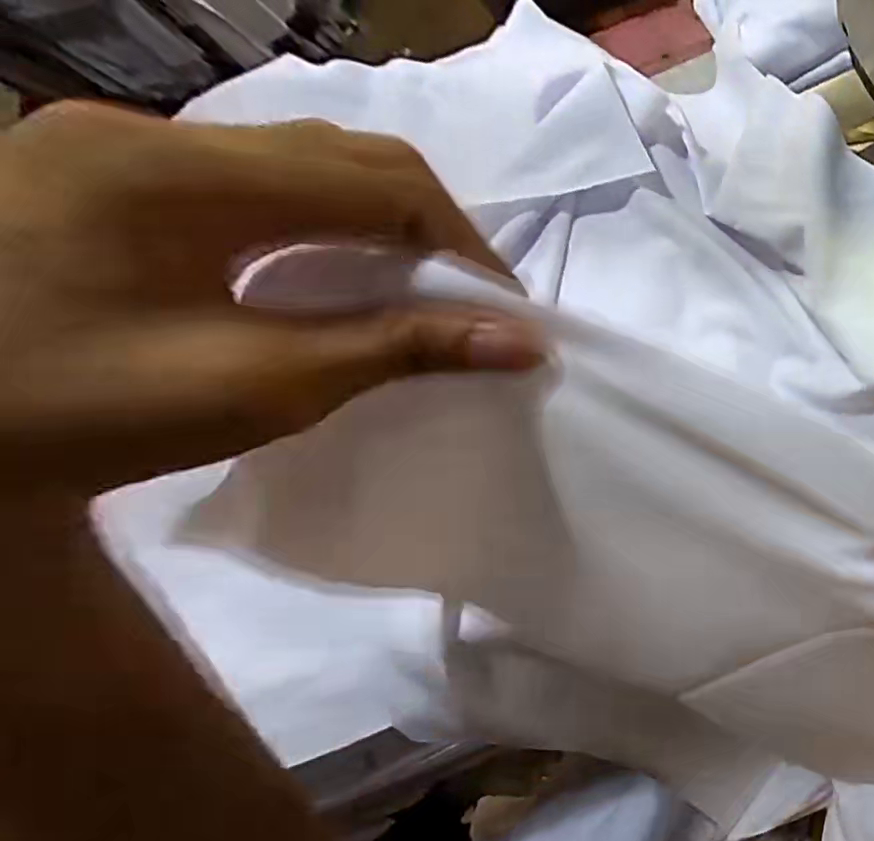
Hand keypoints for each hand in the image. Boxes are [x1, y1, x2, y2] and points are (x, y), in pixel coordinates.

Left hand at [0, 102, 542, 504]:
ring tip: (423, 295)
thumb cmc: (86, 409)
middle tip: (473, 306)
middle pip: (351, 155)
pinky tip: (345, 279)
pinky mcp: (117, 176)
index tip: (504, 316)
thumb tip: (525, 343)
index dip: (465, 246)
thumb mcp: (265, 383)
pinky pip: (267, 182)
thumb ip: (403, 349)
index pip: (380, 181)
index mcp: (176, 174)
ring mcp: (126, 149)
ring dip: (390, 225)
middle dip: (437, 230)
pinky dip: (336, 227)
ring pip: (313, 162)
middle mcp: (150, 135)